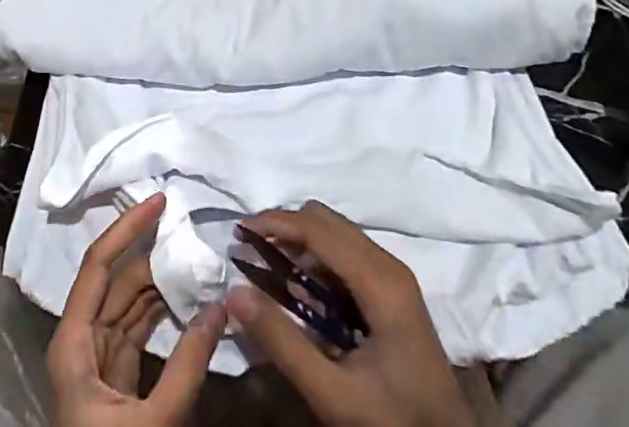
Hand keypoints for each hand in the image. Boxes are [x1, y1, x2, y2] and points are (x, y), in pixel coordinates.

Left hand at [48, 192, 226, 426]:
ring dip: (163, 281)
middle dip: (155, 254)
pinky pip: (140, 325)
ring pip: (131, 301)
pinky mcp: (116, 372)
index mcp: (74, 342)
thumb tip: (221, 306)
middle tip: (193, 230)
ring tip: (198, 259)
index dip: (127, 229)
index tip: (159, 200)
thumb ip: (189, 363)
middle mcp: (82, 339)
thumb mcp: (154, 422)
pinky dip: (165, 309)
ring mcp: (99, 355)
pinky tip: (190, 298)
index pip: (98, 266)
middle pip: (118, 280)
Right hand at [225, 202, 473, 426]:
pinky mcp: (392, 289)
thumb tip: (235, 293)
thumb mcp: (331, 392)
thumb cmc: (392, 417)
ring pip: (338, 235)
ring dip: (300, 243)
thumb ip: (282, 341)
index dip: (277, 223)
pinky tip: (299, 290)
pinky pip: (348, 256)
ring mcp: (394, 275)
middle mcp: (389, 265)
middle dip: (286, 227)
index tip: (238, 229)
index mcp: (380, 281)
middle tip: (248, 248)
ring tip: (266, 267)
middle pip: (328, 222)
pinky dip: (318, 260)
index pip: (319, 230)